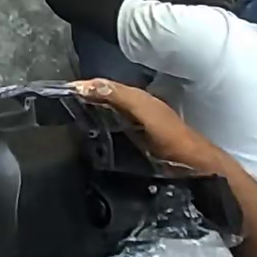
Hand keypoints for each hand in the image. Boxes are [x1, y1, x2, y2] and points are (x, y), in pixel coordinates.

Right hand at [72, 79, 232, 175]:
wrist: (198, 171)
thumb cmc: (172, 139)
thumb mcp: (145, 112)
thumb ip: (120, 96)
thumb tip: (86, 84)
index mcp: (137, 97)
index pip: (103, 85)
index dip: (83, 85)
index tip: (60, 91)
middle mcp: (135, 108)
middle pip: (103, 97)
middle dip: (82, 97)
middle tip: (57, 103)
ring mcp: (136, 127)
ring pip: (105, 113)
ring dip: (87, 112)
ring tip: (65, 118)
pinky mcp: (136, 144)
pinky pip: (109, 130)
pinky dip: (95, 128)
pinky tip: (86, 136)